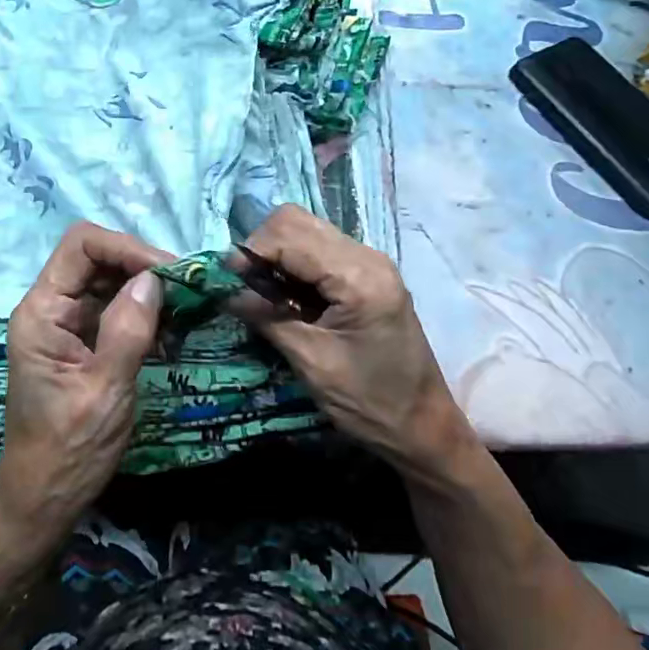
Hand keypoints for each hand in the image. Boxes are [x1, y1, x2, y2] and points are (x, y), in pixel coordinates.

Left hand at [0, 222, 169, 594]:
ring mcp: (65, 324)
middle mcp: (50, 308)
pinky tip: (170, 324)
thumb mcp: (105, 390)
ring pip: (107, 281)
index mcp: (42, 312)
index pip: (80, 245)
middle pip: (95, 258)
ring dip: (145, 287)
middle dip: (140, 265)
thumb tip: (154, 278)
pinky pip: (113, 308)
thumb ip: (128, 329)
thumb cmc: (69, 450)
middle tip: (187, 287)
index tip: (168, 270)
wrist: (45, 498)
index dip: (125, 248)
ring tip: (186, 303)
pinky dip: (142, 310)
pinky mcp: (81, 341)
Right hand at [233, 205, 469, 476]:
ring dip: (274, 253)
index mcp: (359, 277)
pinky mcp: (366, 274)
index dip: (251, 251)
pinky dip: (291, 262)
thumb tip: (224, 291)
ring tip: (263, 293)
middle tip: (245, 286)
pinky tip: (285, 295)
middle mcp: (367, 257)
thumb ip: (266, 318)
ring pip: (304, 230)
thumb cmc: (369, 402)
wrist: (423, 429)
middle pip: (295, 220)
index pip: (289, 234)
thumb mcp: (310, 362)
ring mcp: (369, 262)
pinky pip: (317, 249)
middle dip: (260, 247)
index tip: (228, 281)